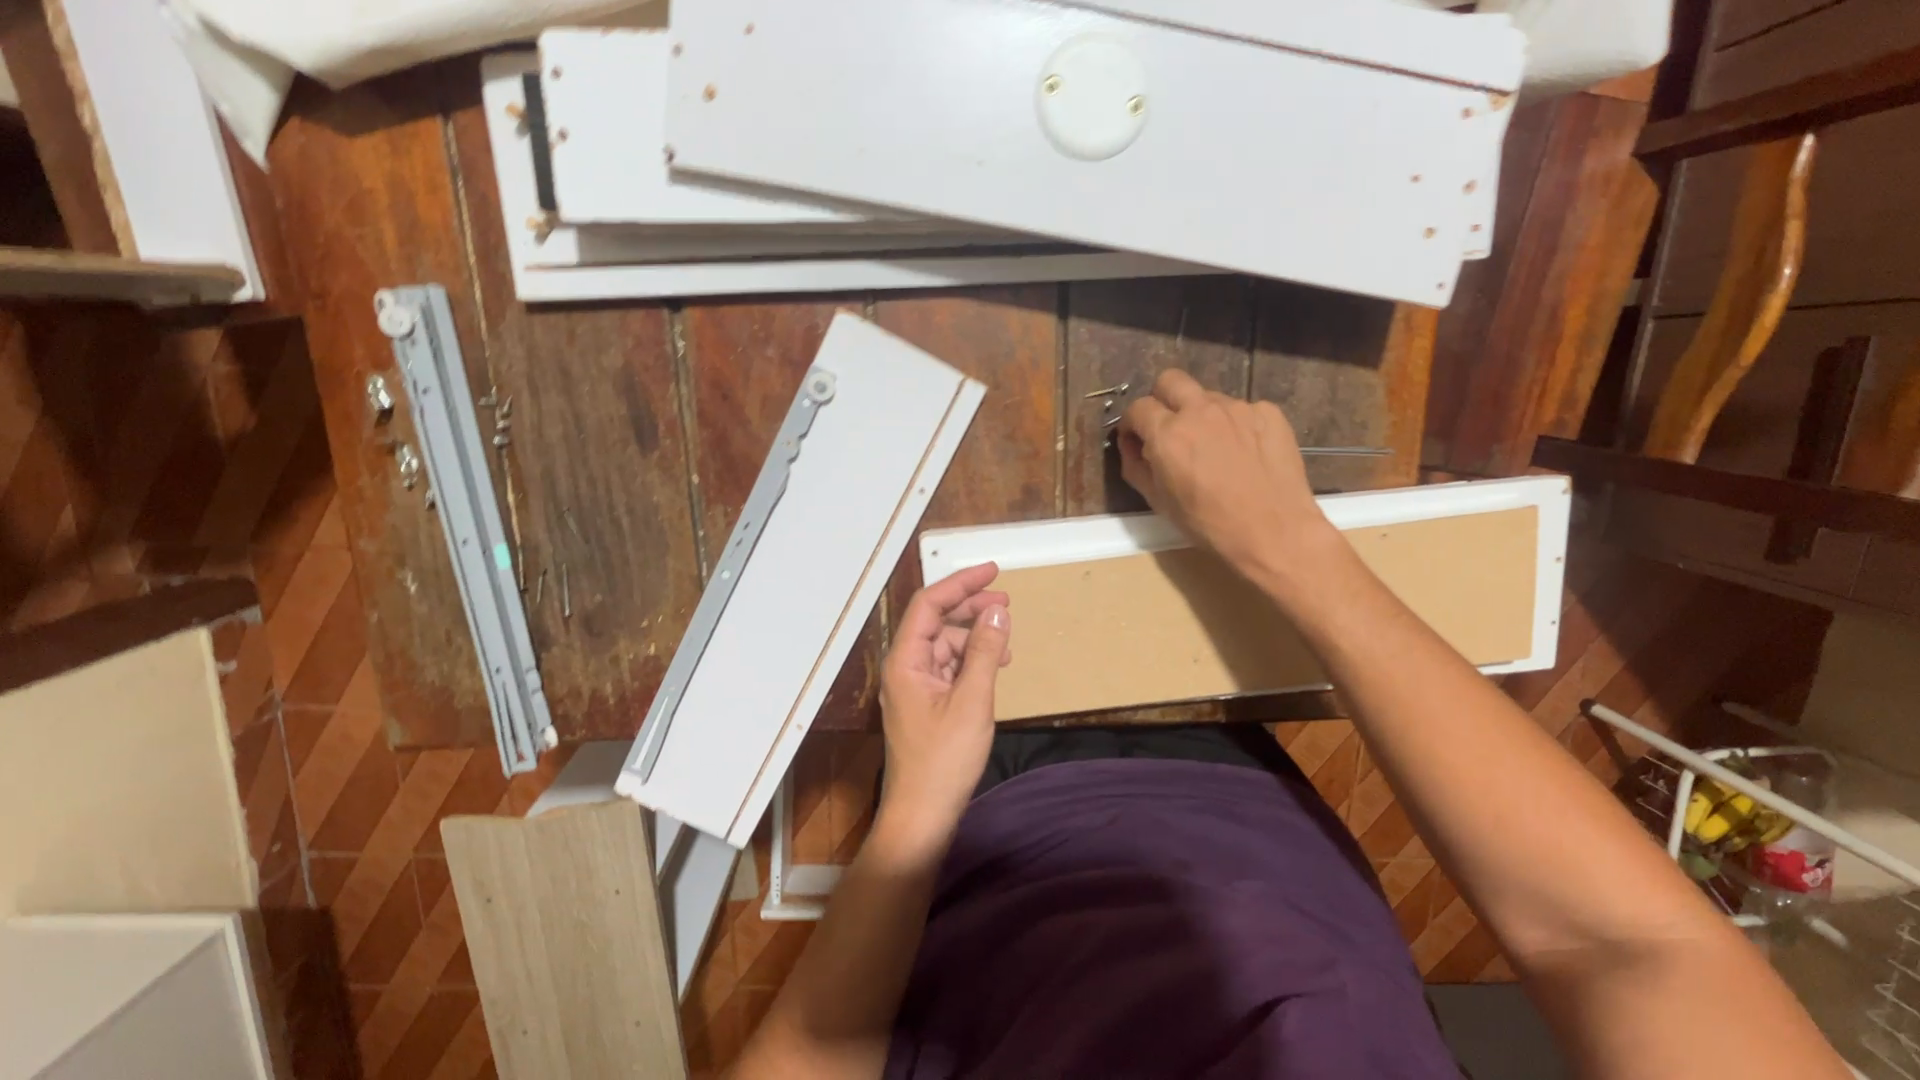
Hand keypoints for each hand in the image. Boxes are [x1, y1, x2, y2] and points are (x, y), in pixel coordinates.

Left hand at [877, 563, 1011, 842]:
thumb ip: (985, 652)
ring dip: (975, 637)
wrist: (922, 814)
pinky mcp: (924, 706)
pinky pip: (947, 669)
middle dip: (970, 607)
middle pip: (935, 622)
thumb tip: (997, 611)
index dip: (960, 583)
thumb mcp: (972, 701)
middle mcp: (903, 668)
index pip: (929, 604)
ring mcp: (912, 688)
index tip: (993, 571)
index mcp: (905, 661)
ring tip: (1007, 641)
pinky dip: (971, 662)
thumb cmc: (944, 760)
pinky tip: (993, 667)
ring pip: (943, 646)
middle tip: (1007, 602)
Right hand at [1117, 370, 1330, 581]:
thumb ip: (1135, 466)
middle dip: (1162, 400)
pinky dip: (1236, 426)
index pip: (1138, 407)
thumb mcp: (1159, 502)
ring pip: (1208, 398)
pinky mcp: (1268, 412)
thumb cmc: (1209, 524)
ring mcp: (1238, 408)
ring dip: (1202, 415)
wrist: (1274, 532)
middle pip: (1170, 380)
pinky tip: (1245, 453)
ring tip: (1215, 449)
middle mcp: (1201, 410)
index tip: (1138, 440)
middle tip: (1169, 429)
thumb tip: (1132, 444)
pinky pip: (1242, 410)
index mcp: (1168, 433)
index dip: (1132, 423)